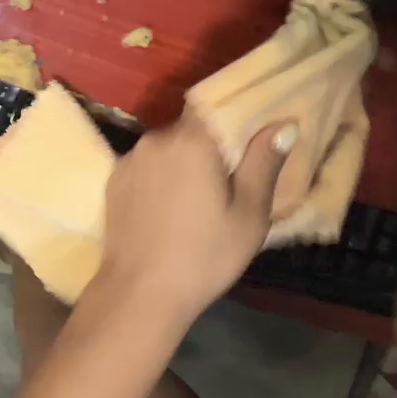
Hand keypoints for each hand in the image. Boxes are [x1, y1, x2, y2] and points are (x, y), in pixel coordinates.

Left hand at [97, 115, 294, 323]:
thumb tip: (283, 125)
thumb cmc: (205, 255)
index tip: (246, 139)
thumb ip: (263, 163)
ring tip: (197, 199)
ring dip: (181, 163)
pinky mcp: (113, 178)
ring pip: (165, 148)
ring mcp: (130, 158)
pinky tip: (168, 207)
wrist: (140, 290)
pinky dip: (159, 177)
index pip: (212, 108)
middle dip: (208, 147)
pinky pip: (145, 165)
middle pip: (188, 130)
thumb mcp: (248, 214)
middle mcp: (155, 139)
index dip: (230, 118)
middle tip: (226, 181)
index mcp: (191, 141)